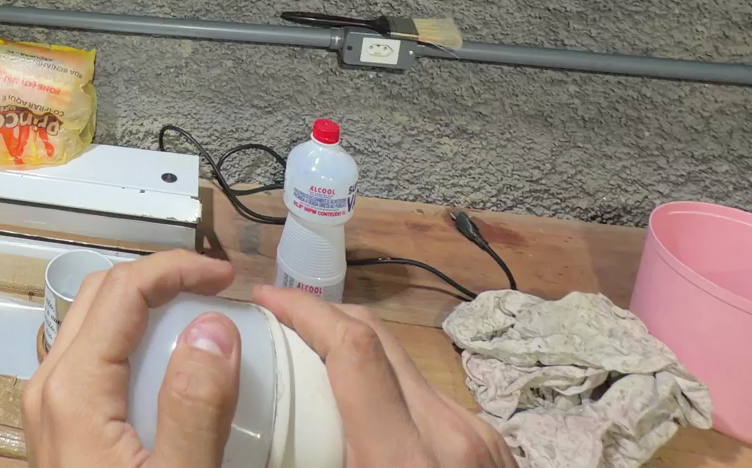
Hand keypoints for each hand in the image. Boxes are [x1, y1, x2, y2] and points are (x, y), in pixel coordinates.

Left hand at [25, 251, 241, 466]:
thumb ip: (194, 406)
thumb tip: (211, 324)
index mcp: (73, 388)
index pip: (123, 291)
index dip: (176, 269)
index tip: (227, 276)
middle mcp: (50, 383)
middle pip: (103, 294)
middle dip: (161, 278)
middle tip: (216, 288)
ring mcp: (48, 403)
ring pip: (94, 319)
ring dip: (146, 303)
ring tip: (198, 311)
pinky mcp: (58, 422)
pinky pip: (93, 352)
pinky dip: (133, 334)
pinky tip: (168, 358)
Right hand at [253, 285, 515, 467]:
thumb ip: (308, 458)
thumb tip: (255, 440)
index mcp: (408, 460)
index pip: (354, 346)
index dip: (303, 309)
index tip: (263, 299)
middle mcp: (453, 434)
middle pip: (377, 335)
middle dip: (321, 313)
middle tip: (277, 320)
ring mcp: (482, 438)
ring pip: (402, 360)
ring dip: (351, 345)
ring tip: (311, 358)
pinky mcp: (496, 449)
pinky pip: (425, 393)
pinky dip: (383, 380)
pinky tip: (361, 402)